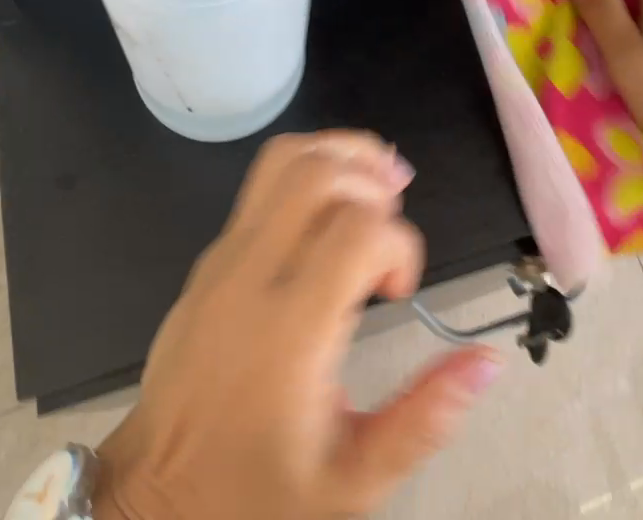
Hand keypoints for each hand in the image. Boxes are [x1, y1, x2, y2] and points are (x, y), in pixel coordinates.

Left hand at [95, 131, 503, 519]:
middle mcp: (251, 276)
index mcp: (290, 331)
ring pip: (283, 160)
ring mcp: (222, 259)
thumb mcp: (354, 477)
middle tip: (396, 219)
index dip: (402, 245)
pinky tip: (334, 211)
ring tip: (378, 185)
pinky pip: (261, 185)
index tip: (398, 290)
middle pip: (319, 173)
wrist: (156, 493)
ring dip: (342, 156)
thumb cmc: (256, 488)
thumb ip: (424, 418)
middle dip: (375, 180)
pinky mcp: (210, 259)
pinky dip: (311, 173)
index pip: (359, 230)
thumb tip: (486, 363)